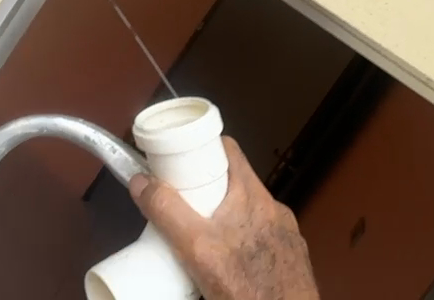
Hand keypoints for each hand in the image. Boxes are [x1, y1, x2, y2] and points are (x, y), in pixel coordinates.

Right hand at [128, 137, 320, 299]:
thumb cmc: (246, 288)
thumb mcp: (196, 249)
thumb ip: (166, 212)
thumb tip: (139, 181)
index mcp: (253, 194)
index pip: (228, 148)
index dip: (202, 146)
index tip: (180, 157)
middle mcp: (275, 210)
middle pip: (235, 182)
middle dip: (207, 188)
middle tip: (183, 201)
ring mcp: (288, 238)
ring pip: (249, 213)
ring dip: (226, 217)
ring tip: (202, 236)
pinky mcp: (294, 264)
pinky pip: (263, 240)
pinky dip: (243, 243)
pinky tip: (230, 265)